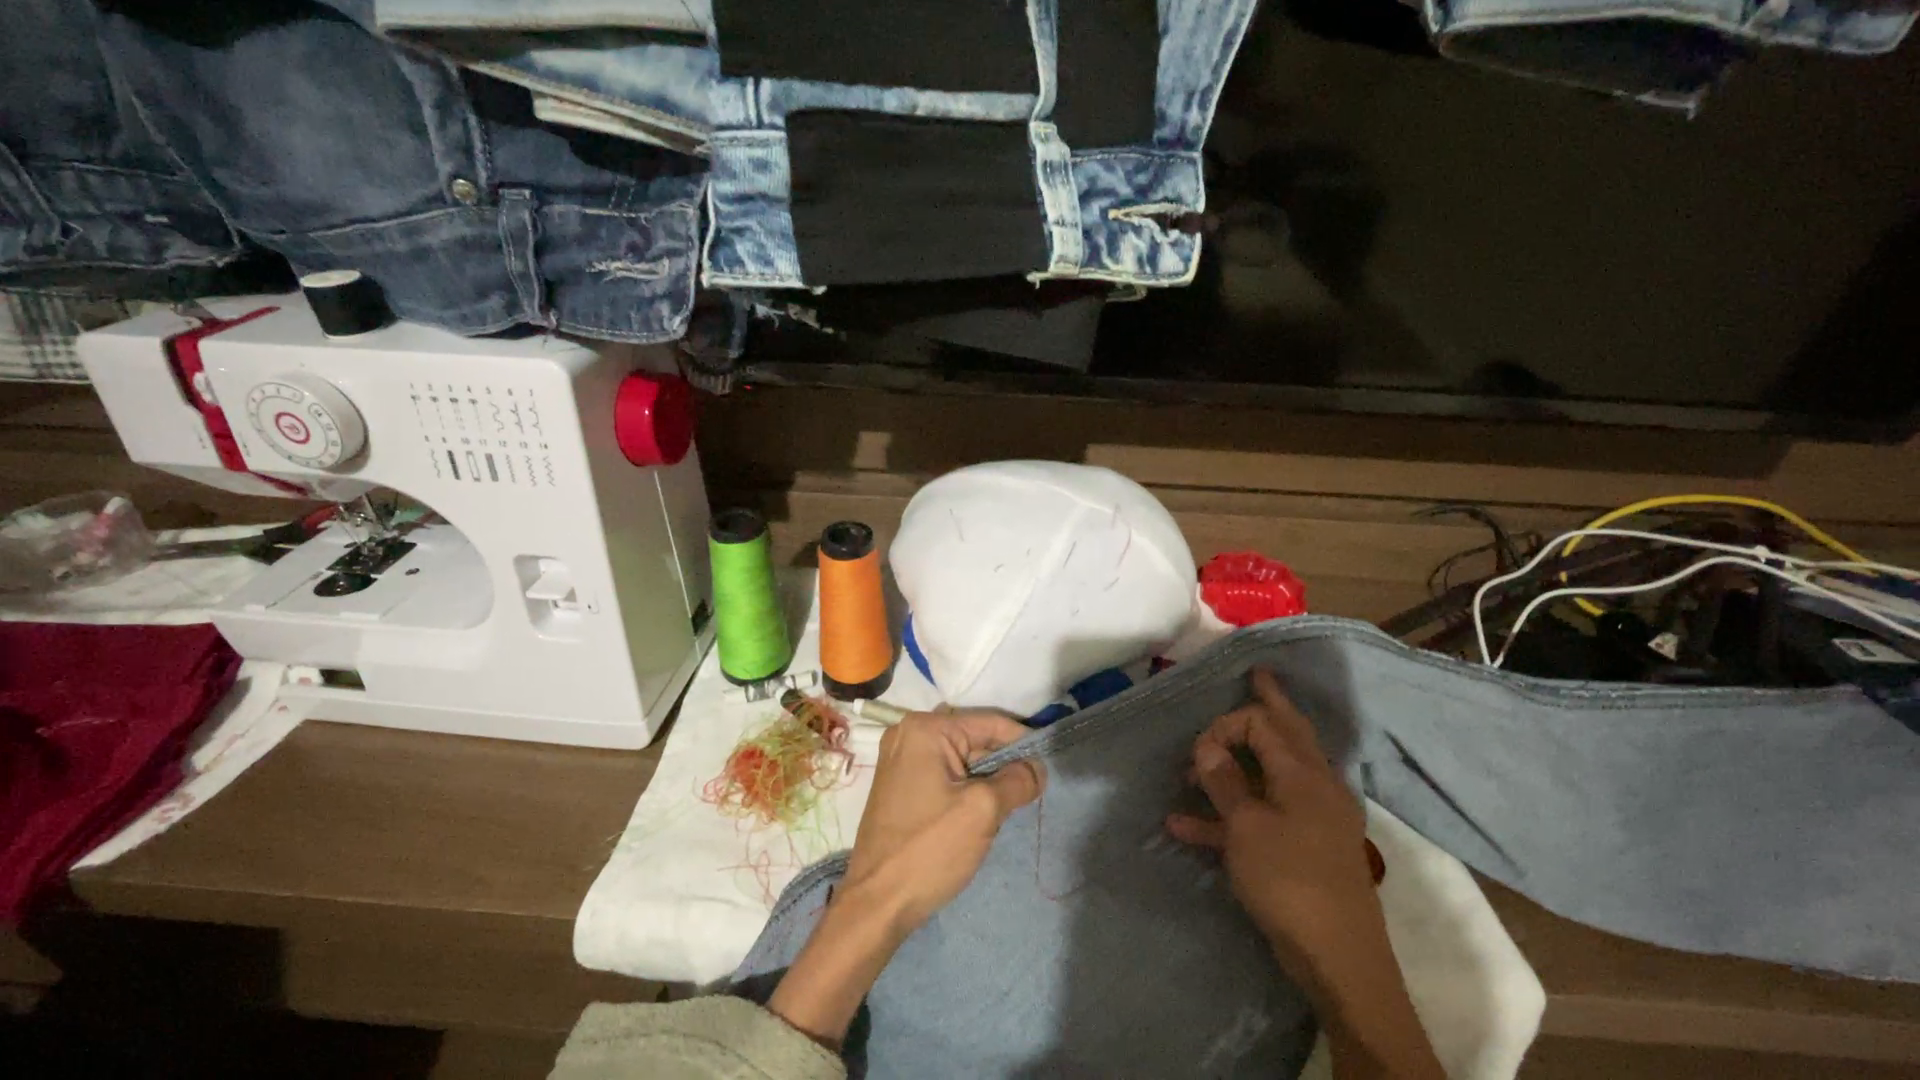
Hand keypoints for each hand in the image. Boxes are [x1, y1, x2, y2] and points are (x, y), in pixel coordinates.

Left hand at [841, 708, 1044, 931]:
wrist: (876, 903)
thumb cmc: (929, 850)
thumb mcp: (983, 810)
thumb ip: (1017, 780)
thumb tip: (1038, 768)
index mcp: (925, 729)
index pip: (990, 723)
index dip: (1025, 743)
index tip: (1051, 767)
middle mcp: (908, 735)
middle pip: (975, 739)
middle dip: (1005, 763)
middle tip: (1034, 792)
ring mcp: (901, 761)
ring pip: (963, 761)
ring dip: (988, 780)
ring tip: (1012, 805)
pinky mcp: (901, 787)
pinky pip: (946, 776)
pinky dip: (968, 790)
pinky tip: (984, 814)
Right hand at [1166, 668, 1374, 983]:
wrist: (1337, 954)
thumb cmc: (1289, 880)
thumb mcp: (1246, 828)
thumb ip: (1224, 783)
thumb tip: (1207, 748)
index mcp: (1304, 773)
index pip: (1263, 723)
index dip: (1225, 727)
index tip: (1197, 753)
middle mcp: (1314, 786)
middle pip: (1285, 734)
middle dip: (1265, 706)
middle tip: (1255, 676)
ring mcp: (1312, 818)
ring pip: (1268, 777)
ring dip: (1230, 772)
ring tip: (1186, 773)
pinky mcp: (1303, 849)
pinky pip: (1262, 817)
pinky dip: (1228, 816)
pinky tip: (1185, 826)